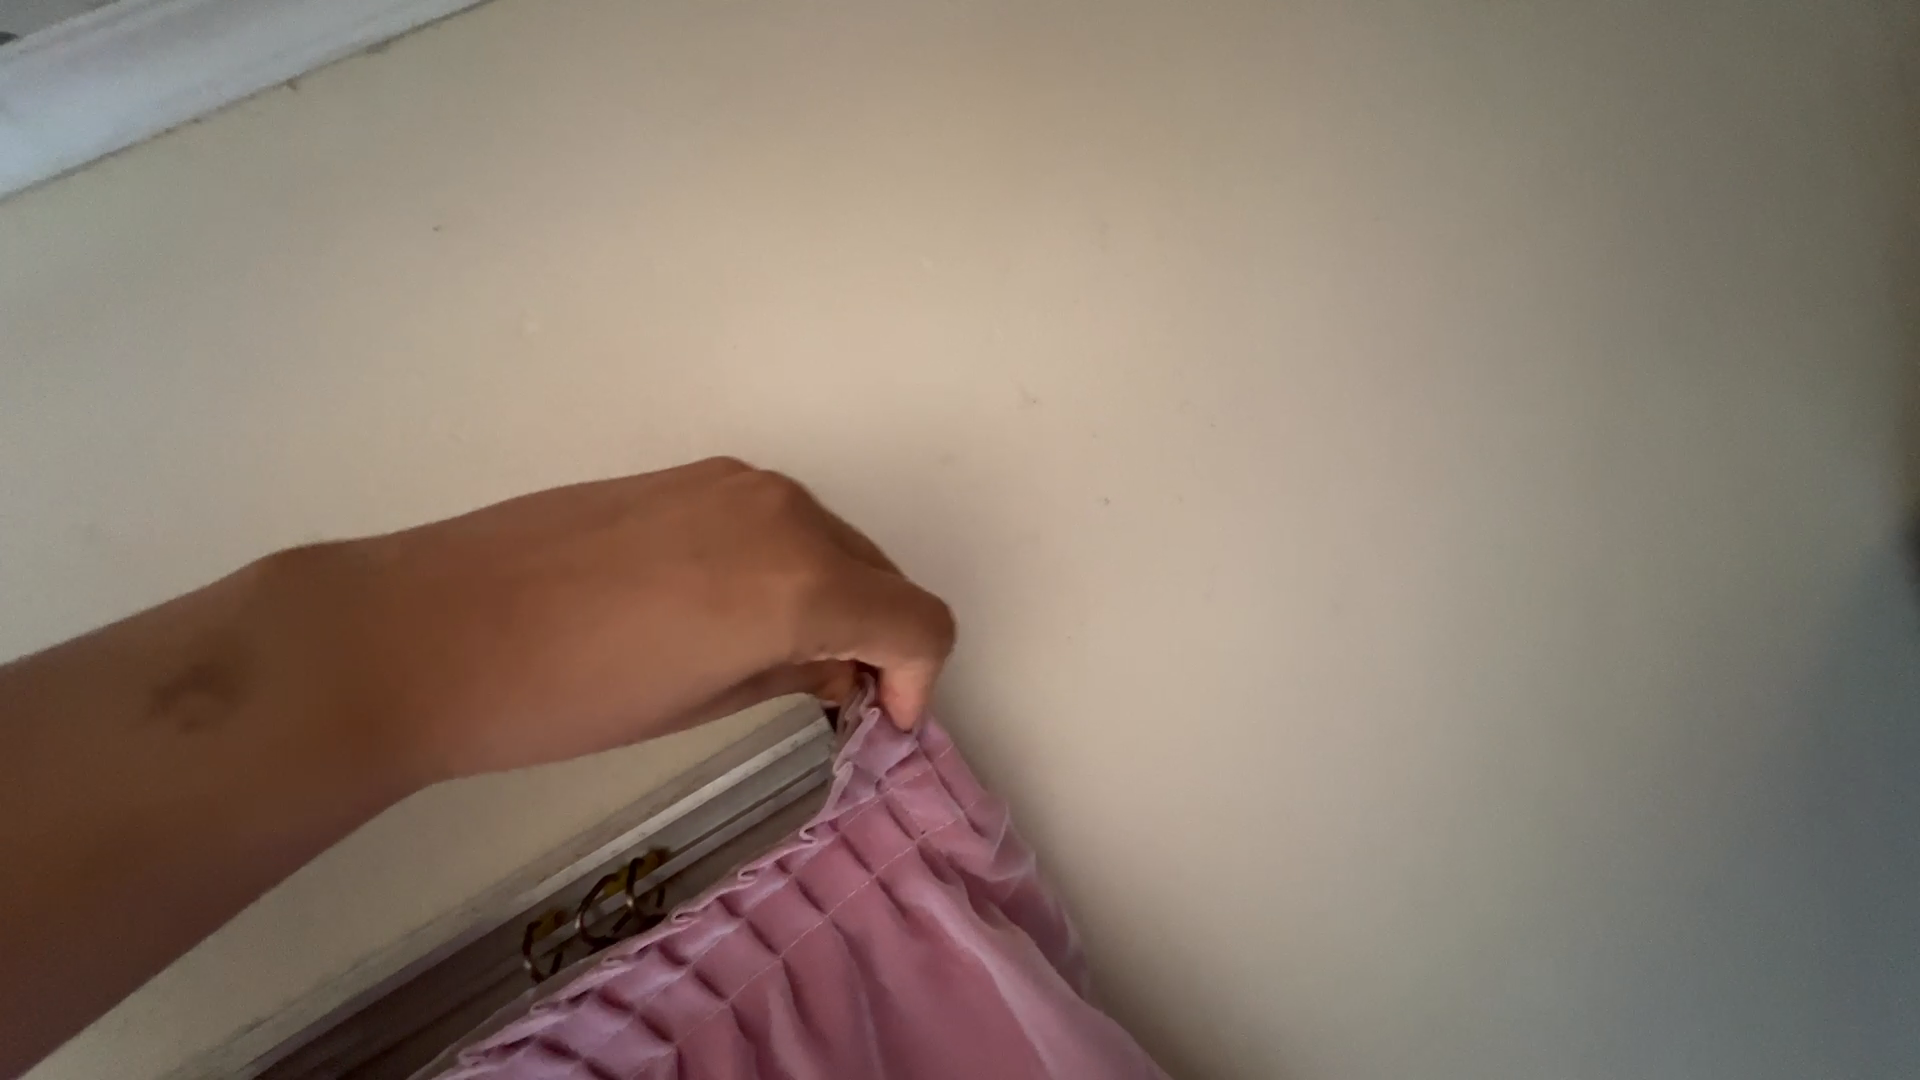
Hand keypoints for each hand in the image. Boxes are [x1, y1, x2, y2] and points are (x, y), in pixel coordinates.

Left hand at [277, 457, 955, 782]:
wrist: (431, 626)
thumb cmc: (573, 698)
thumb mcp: (708, 705)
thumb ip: (801, 674)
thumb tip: (846, 671)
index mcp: (802, 584)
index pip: (920, 622)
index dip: (921, 679)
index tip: (883, 718)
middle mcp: (792, 516)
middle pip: (886, 577)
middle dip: (880, 639)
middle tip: (834, 693)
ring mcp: (745, 484)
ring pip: (839, 546)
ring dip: (839, 599)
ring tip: (776, 651)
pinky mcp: (703, 473)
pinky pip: (786, 523)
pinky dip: (795, 566)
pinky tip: (731, 604)